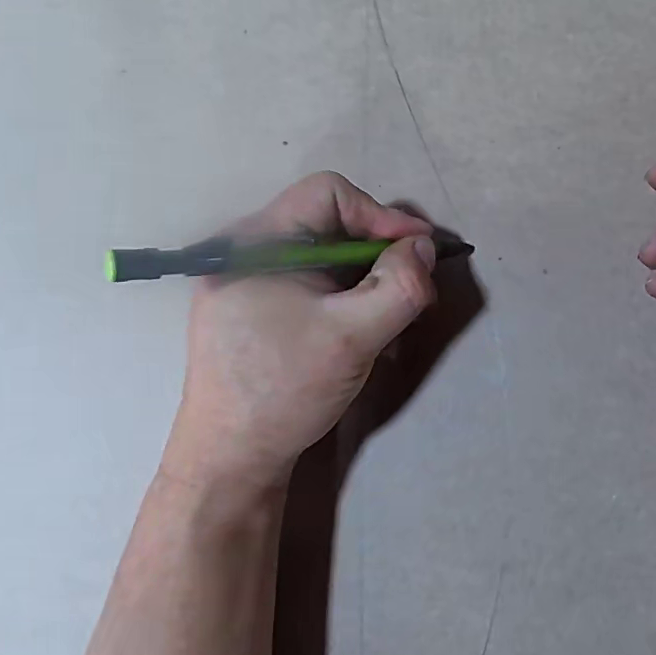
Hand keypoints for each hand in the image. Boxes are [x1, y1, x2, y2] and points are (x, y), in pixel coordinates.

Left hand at [164, 172, 438, 490]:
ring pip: (325, 254)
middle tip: (414, 286)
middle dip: (379, 250)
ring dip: (367, 276)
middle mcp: (248, 251)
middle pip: (329, 222)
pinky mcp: (259, 306)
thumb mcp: (352, 337)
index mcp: (255, 242)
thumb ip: (398, 287)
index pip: (328, 194)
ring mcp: (250, 280)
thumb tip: (424, 247)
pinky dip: (347, 294)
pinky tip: (363, 326)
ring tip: (392, 313)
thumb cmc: (283, 392)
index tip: (417, 251)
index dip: (380, 215)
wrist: (230, 460)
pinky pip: (313, 281)